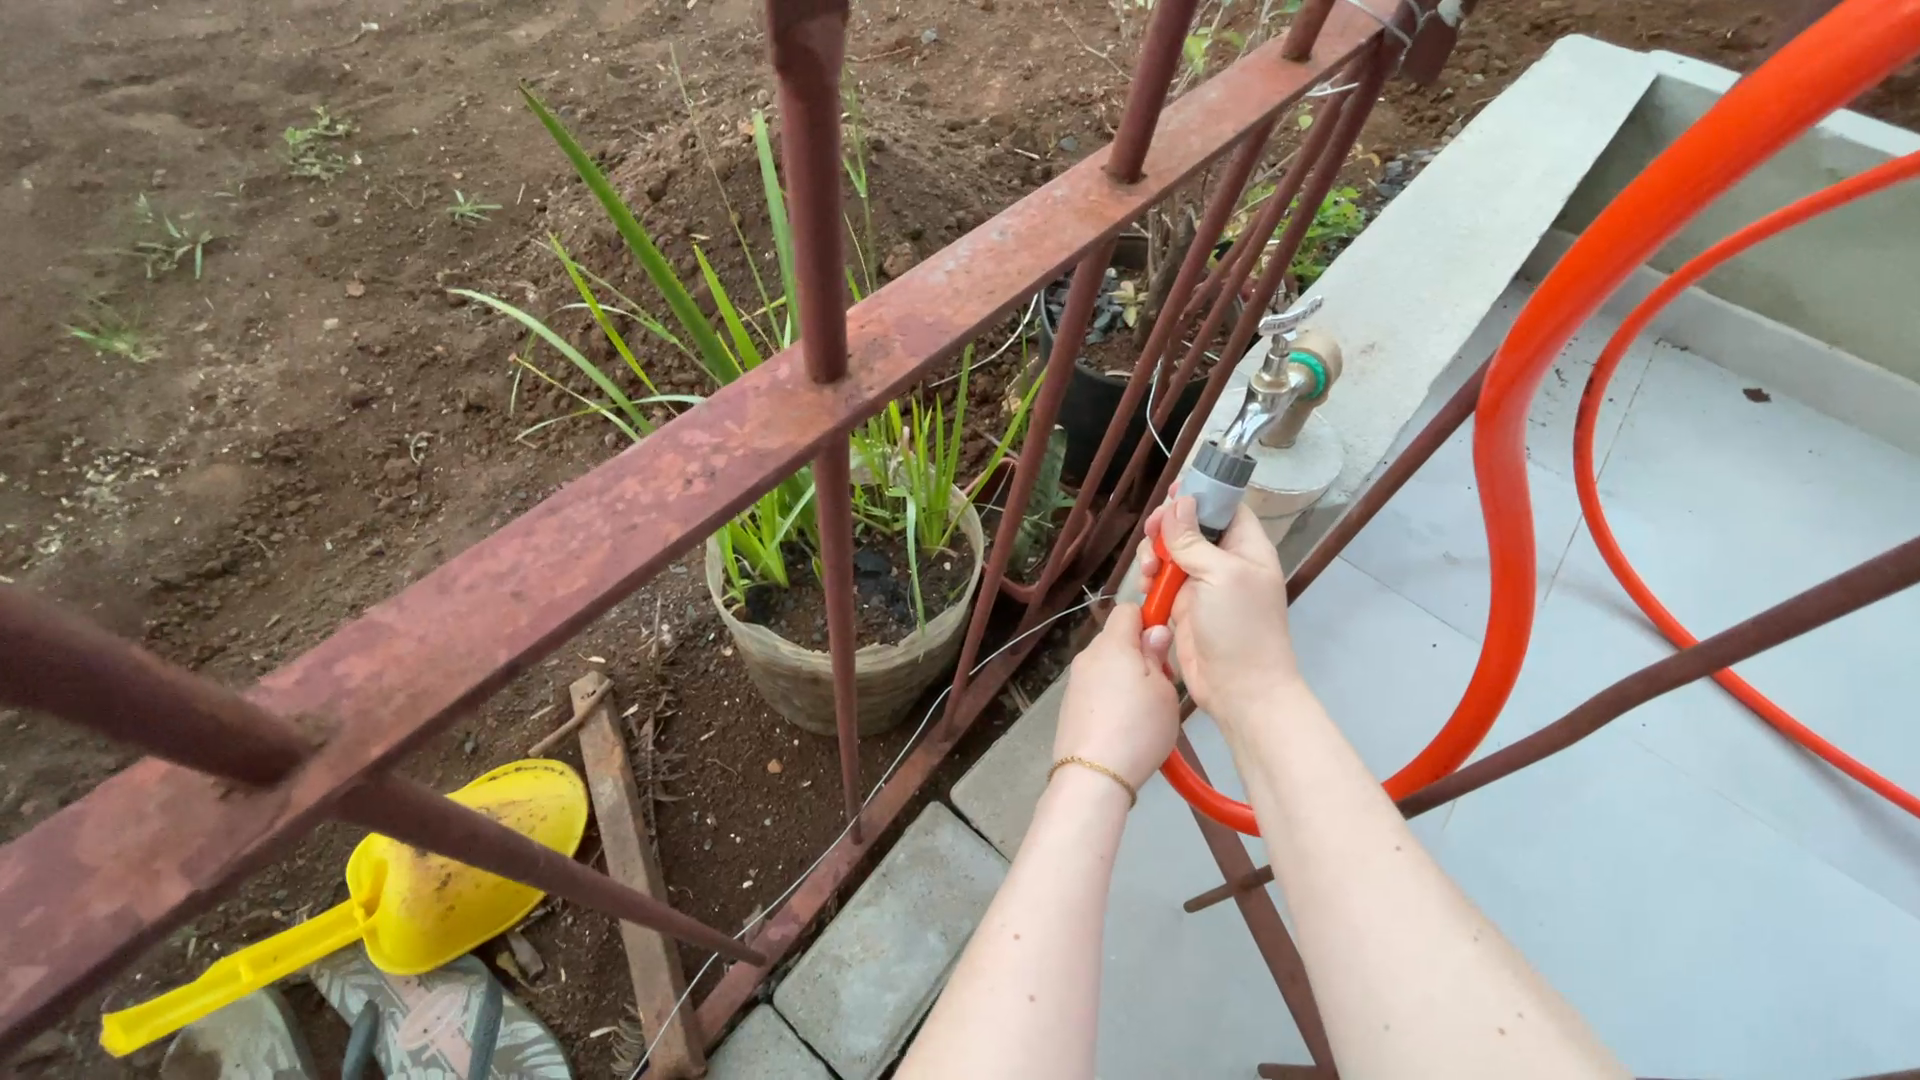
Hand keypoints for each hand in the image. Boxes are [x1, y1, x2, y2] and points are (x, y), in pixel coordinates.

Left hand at [1054, 603, 1178, 790]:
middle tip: (1160, 685)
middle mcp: (1087, 656)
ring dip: (1124, 676)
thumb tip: (1154, 630)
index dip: (1148, 621)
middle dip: (1138, 653)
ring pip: (1105, 665)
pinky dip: (1109, 696)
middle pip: (1115, 639)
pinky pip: (1095, 688)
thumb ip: (1156, 655)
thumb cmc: (1138, 727)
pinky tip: (1122, 725)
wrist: (1093, 774)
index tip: (1163, 647)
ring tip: (1143, 710)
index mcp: (1111, 645)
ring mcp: (1074, 682)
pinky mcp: (1068, 705)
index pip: (1127, 610)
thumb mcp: (1163, 691)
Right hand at [1138, 495, 1301, 723]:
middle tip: (1153, 534)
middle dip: (1168, 527)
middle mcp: (1226, 562)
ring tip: (1149, 570)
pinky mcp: (1184, 607)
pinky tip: (1145, 586)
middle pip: (1192, 527)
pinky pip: (1162, 581)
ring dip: (1155, 555)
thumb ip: (1194, 539)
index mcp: (1247, 548)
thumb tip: (1179, 502)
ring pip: (1172, 553)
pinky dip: (1150, 579)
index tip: (1173, 492)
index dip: (1201, 496)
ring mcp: (1204, 585)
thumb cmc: (1240, 627)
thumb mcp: (1220, 575)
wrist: (1239, 689)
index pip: (1226, 507)